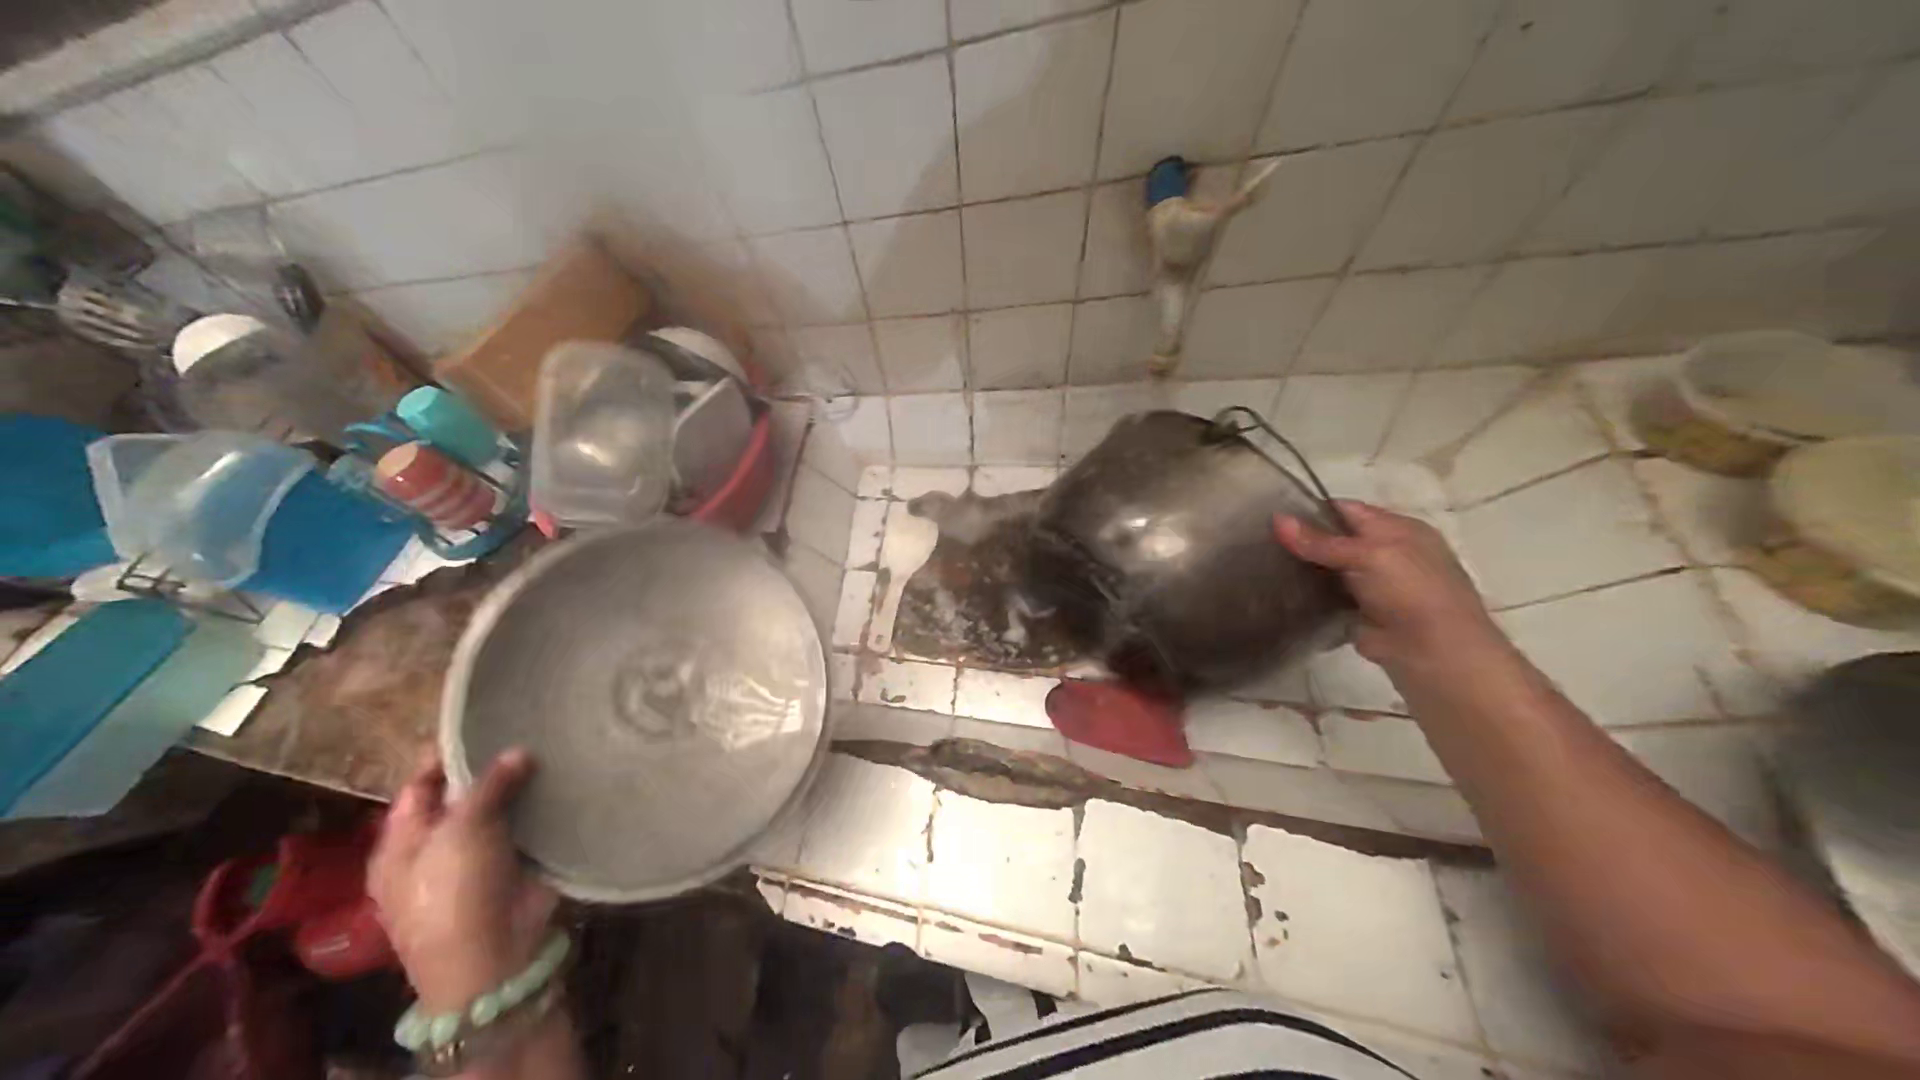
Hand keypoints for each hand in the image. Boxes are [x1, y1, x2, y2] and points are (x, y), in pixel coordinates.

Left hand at [368, 749, 557, 1011]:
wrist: (492, 954)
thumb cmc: (455, 891)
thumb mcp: (462, 830)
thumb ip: (489, 785)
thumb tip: (519, 750)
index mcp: (404, 840)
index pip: (422, 784)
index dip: (447, 754)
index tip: (483, 721)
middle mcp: (439, 845)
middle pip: (466, 794)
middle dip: (494, 766)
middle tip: (528, 727)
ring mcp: (480, 855)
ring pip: (503, 808)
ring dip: (525, 785)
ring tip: (555, 744)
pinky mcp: (518, 862)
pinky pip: (531, 825)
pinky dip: (545, 806)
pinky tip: (567, 779)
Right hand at [1274, 500, 1505, 671]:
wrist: (1433, 653)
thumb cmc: (1411, 592)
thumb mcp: (1367, 556)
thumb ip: (1320, 541)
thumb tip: (1276, 518)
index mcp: (1398, 529)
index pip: (1348, 510)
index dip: (1312, 510)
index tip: (1274, 517)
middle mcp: (1386, 554)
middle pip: (1335, 539)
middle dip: (1303, 540)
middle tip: (1262, 540)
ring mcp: (1371, 585)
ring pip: (1327, 569)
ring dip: (1302, 569)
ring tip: (1263, 564)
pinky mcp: (1357, 613)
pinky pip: (1325, 598)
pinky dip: (1306, 596)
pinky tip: (1280, 592)